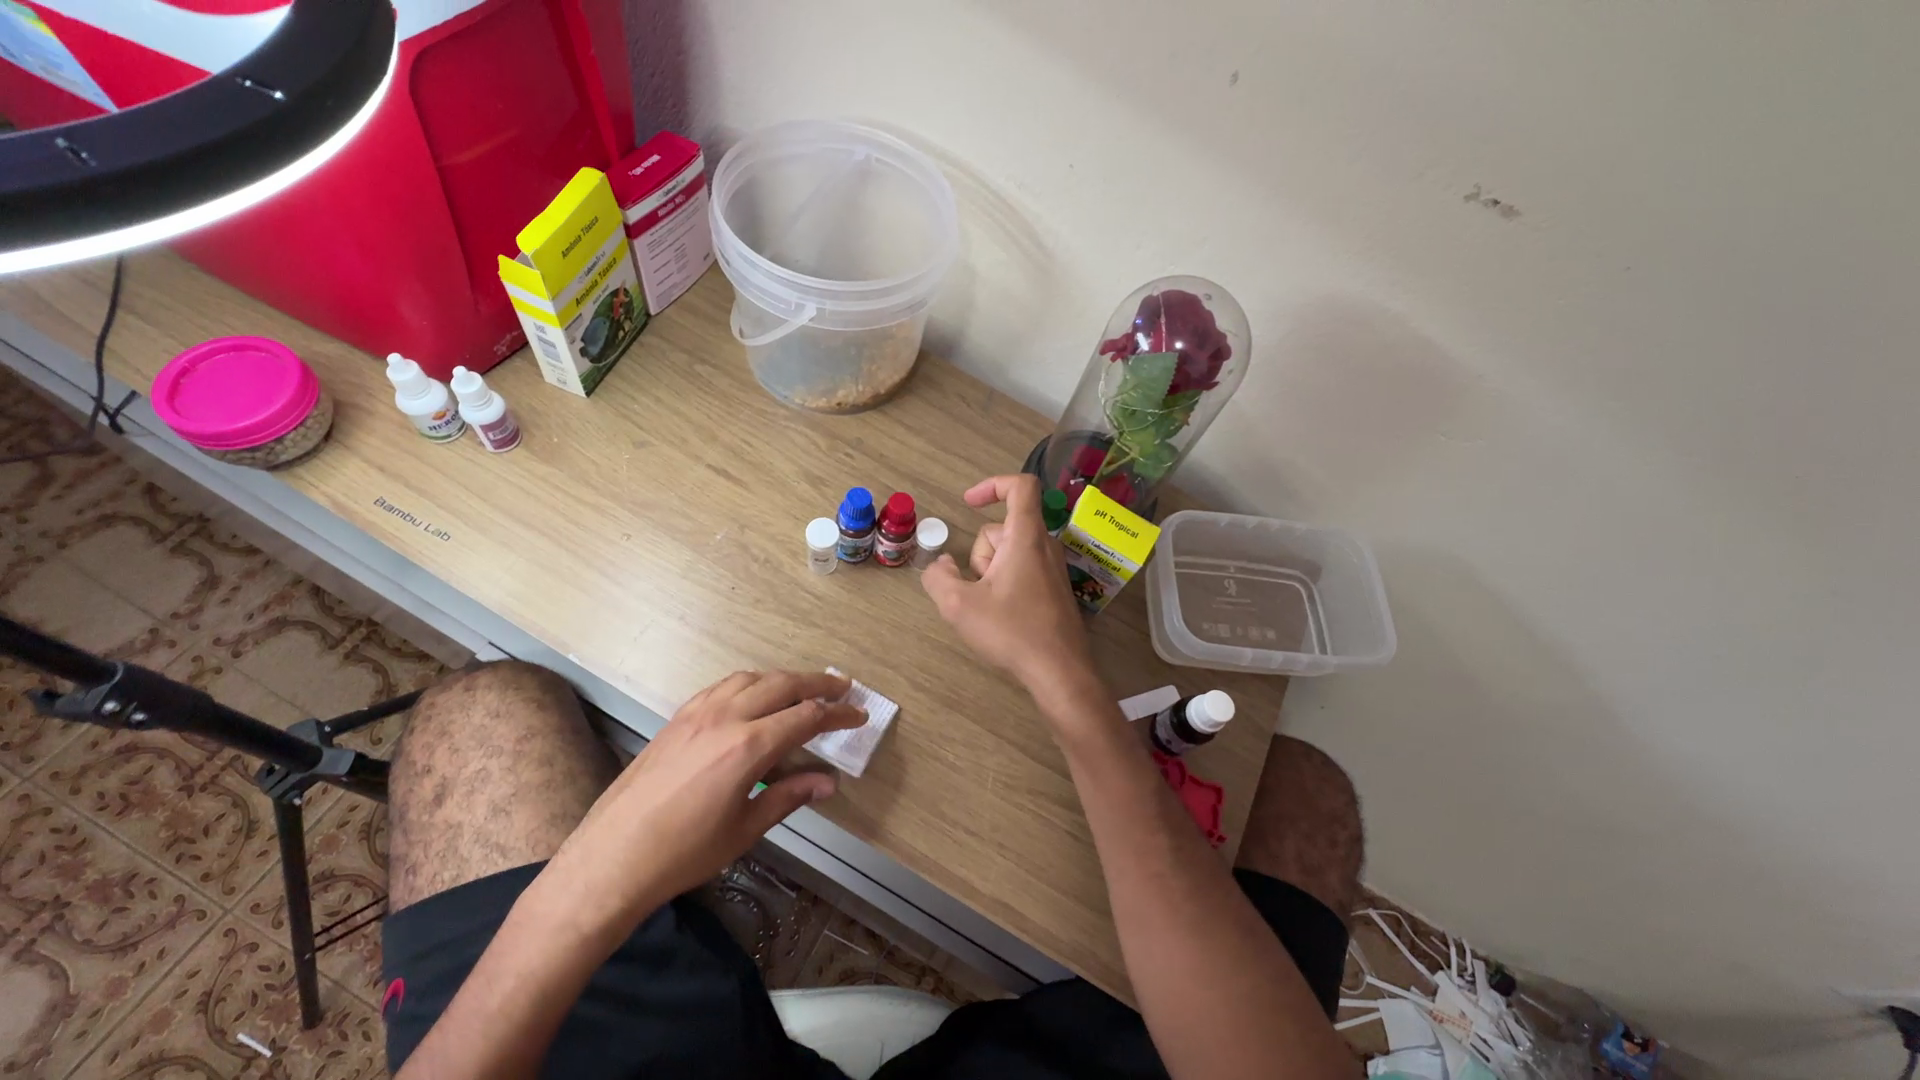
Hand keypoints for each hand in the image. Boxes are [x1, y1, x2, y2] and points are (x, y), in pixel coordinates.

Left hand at [546, 671, 863, 934]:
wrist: (611, 858)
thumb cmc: (683, 853)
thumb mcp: (744, 830)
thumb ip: (789, 797)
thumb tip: (829, 782)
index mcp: (747, 747)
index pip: (806, 717)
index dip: (837, 715)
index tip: (859, 716)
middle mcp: (724, 718)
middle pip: (782, 685)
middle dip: (818, 684)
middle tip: (844, 689)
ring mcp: (696, 714)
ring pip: (750, 678)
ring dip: (782, 679)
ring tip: (803, 689)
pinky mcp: (676, 720)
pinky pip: (721, 687)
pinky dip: (749, 683)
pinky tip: (753, 697)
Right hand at [921, 474, 1097, 696]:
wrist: (1059, 671)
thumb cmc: (1012, 633)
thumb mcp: (959, 606)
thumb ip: (938, 578)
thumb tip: (941, 564)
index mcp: (1026, 537)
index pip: (1020, 487)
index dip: (992, 485)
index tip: (968, 503)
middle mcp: (1045, 546)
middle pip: (1002, 529)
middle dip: (980, 554)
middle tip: (978, 589)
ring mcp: (1053, 569)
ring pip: (1010, 553)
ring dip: (991, 572)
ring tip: (990, 607)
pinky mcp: (1055, 590)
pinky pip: (1022, 571)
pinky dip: (1005, 585)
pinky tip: (1003, 617)